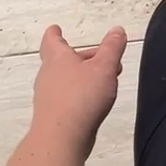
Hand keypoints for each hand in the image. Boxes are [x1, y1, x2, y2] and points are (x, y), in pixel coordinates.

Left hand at [31, 24, 125, 158]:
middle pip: (63, 61)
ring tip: (105, 79)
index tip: (55, 29)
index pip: (53, 41)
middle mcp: (48, 75)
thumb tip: (117, 30)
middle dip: (83, 57)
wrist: (62, 136)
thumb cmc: (82, 96)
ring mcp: (48, 96)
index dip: (55, 34)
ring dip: (83, 75)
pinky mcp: (53, 114)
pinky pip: (67, 96)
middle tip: (103, 57)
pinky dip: (80, 92)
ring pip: (66, 79)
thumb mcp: (105, 67)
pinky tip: (95, 100)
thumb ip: (112, 48)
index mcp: (58, 59)